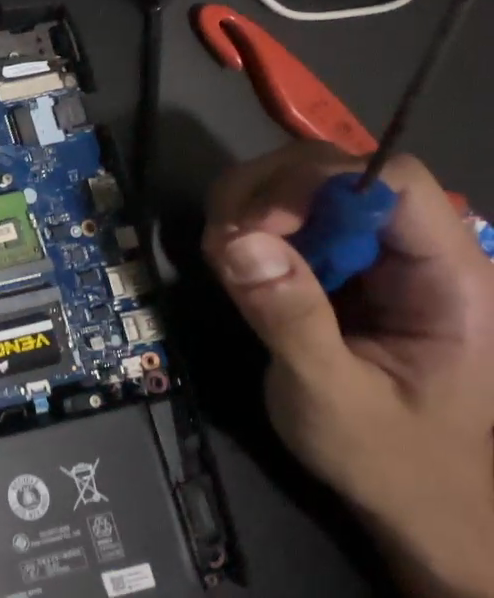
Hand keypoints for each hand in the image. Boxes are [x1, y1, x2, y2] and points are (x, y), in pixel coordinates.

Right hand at [204, 143, 493, 597]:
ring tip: (227, 264)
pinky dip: (242, 229)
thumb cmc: (391, 459)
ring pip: (298, 184)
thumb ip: (289, 317)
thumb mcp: (332, 395)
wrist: (419, 505)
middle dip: (264, 194)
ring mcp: (375, 257)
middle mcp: (417, 252)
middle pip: (333, 169)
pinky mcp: (339, 267)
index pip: (390, 181)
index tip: (252, 231)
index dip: (311, 185)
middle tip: (224, 248)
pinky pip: (283, 217)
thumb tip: (236, 240)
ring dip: (245, 210)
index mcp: (451, 280)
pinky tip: (237, 269)